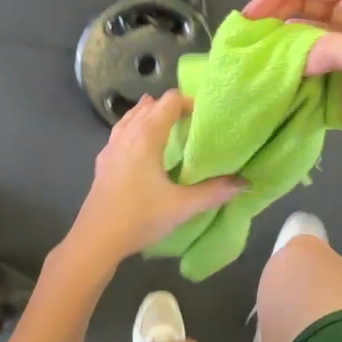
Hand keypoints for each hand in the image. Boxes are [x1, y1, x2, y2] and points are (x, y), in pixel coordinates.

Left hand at [67, 91, 245, 263]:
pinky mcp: (102, 163)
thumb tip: (245, 183)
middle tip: (191, 121)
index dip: (189, 102)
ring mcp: (110, 148)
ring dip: (148, 116)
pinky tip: (140, 148)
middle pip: (148, 107)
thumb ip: (214, 192)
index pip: (168, 102)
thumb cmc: (140, 217)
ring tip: (167, 125)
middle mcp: (126, 135)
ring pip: (130, 119)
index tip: (205, 116)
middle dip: (170, 108)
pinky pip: (120, 134)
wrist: (96, 239)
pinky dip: (133, 130)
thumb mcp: (182, 206)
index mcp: (146, 136)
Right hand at [243, 0, 341, 179]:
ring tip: (252, 53)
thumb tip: (297, 57)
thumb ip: (334, 48)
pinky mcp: (334, 66)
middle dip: (272, 9)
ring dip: (274, 34)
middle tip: (247, 35)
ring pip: (298, 23)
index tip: (254, 15)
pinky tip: (267, 71)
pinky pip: (300, 52)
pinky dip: (282, 58)